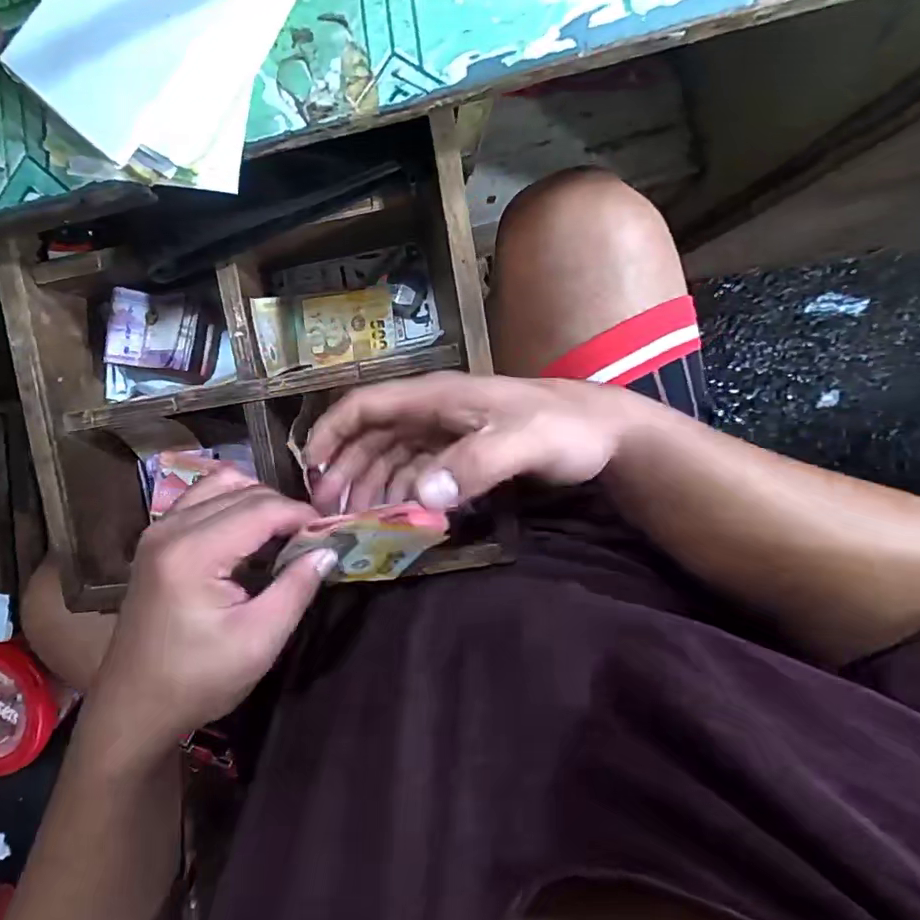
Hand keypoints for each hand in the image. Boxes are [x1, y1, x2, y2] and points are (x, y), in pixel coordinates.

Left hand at [89, 469, 335, 750]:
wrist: (134, 706)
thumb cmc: (197, 680)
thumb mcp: (259, 641)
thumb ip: (297, 588)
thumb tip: (329, 549)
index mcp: (192, 551)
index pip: (262, 507)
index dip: (303, 515)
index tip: (332, 535)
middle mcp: (171, 527)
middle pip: (243, 491)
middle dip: (285, 509)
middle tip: (314, 540)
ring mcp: (159, 528)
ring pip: (222, 485)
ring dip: (259, 502)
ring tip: (284, 536)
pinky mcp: (157, 538)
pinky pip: (202, 498)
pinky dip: (234, 504)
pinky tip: (251, 535)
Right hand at [304, 372, 650, 513]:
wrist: (606, 433)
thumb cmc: (564, 428)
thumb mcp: (523, 442)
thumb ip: (474, 465)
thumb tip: (419, 497)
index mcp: (435, 398)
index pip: (364, 406)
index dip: (331, 434)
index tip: (312, 473)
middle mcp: (432, 413)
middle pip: (370, 436)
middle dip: (345, 470)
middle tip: (331, 513)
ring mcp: (446, 434)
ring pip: (390, 457)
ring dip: (369, 485)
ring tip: (356, 521)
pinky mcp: (462, 454)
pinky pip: (417, 472)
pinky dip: (400, 493)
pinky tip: (395, 516)